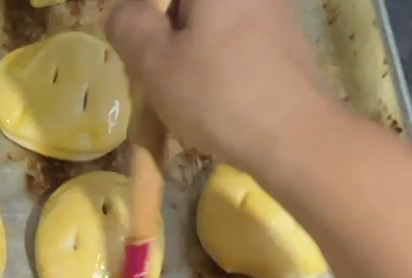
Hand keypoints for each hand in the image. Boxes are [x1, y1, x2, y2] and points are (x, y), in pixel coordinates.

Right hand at [107, 0, 343, 171]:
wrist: (291, 131)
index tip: (133, 47)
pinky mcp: (282, 30)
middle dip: (164, 30)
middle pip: (184, 4)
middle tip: (152, 74)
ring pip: (210, 19)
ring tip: (180, 90)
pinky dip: (212, 57)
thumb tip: (120, 11)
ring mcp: (271, 3)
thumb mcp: (155, 64)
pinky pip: (233, 34)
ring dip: (186, 47)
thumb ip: (130, 27)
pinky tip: (210, 92)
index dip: (142, 17)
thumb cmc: (215, 93)